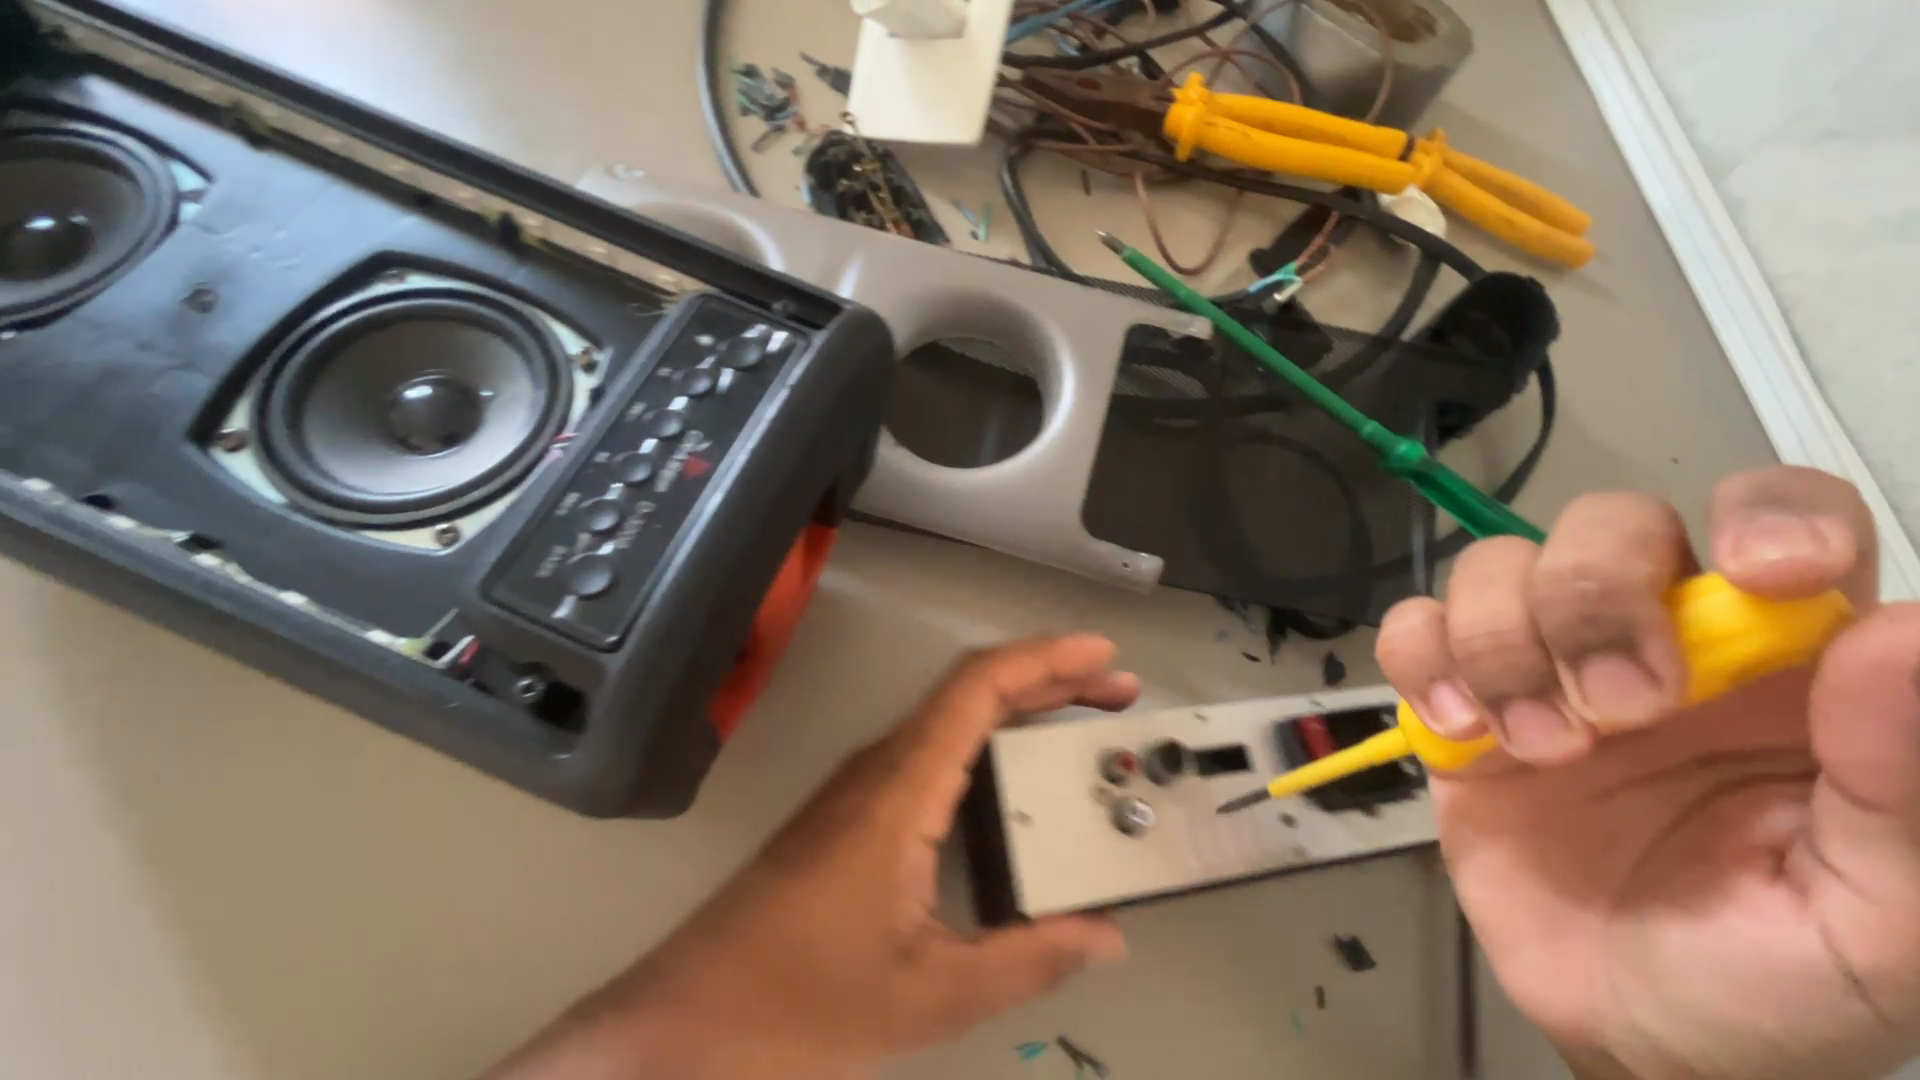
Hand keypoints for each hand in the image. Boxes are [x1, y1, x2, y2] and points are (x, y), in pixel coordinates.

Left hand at [484, 636, 1136, 1079]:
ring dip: (1019, 711)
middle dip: (1048, 680)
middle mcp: (879, 770)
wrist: (690, 1022)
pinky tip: (1019, 788)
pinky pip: (934, 756)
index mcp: (899, 791)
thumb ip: (1027, 960)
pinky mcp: (851, 815)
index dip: (1043, 660)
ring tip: (1084, 730)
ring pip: (950, 721)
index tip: (1102, 654)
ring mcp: (860, 789)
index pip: (975, 690)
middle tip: (1117, 693)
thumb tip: (1106, 934)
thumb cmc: (803, 1004)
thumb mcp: (932, 994)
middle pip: (969, 693)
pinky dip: (988, 747)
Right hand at [1377, 467, 1919, 1079]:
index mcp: (1782, 664)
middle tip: (1613, 713)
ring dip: (1499, 644)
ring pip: (1492, 567)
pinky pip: (1411, 628)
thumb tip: (1899, 632)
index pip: (1781, 519)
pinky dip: (1419, 660)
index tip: (1758, 573)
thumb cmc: (1780, 978)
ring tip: (1532, 746)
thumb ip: (1897, 785)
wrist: (1631, 1028)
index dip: (1767, 511)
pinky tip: (1455, 728)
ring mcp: (1542, 665)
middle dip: (1590, 601)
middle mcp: (1656, 638)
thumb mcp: (1879, 917)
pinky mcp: (1455, 702)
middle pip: (1602, 525)